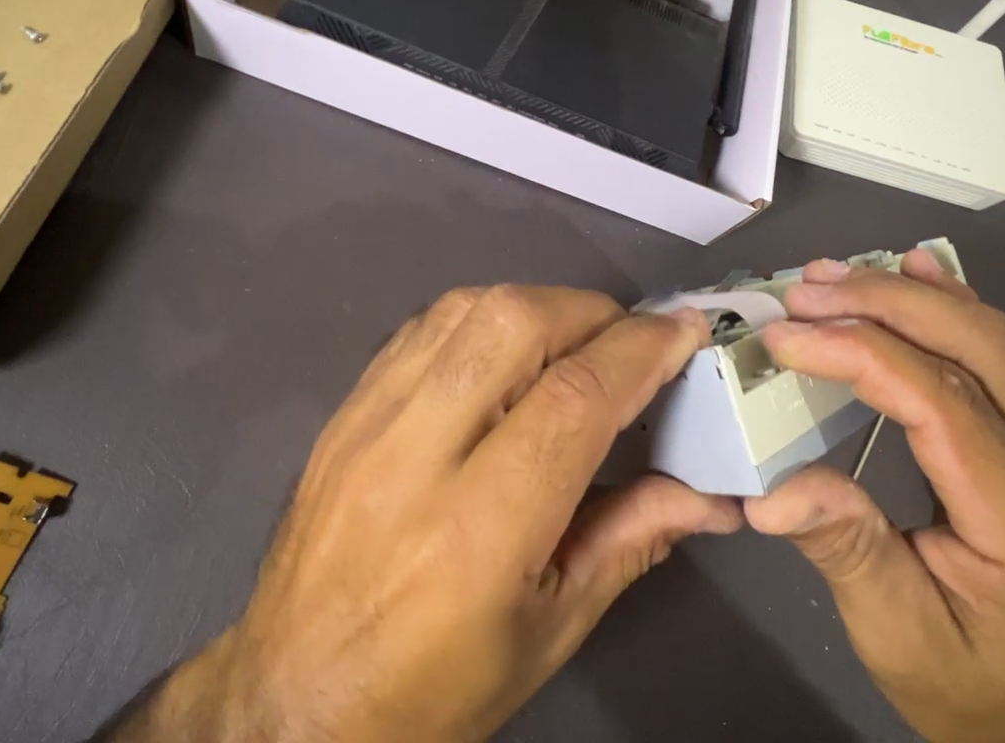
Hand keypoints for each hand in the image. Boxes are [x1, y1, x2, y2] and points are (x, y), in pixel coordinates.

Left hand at [109, 286, 741, 742]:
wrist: (293, 698)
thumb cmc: (434, 685)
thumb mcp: (551, 629)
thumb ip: (631, 539)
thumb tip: (711, 490)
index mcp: (478, 532)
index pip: (573, 400)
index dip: (642, 351)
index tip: (687, 330)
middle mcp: (414, 458)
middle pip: (514, 326)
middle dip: (592, 312)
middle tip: (632, 339)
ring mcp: (368, 424)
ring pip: (464, 311)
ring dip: (538, 306)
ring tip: (576, 339)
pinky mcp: (344, 411)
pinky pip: (423, 328)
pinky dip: (482, 318)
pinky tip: (508, 348)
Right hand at [748, 251, 1004, 742]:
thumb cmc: (976, 689)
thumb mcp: (900, 637)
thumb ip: (845, 552)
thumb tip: (769, 492)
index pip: (940, 401)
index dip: (858, 354)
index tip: (782, 336)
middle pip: (976, 347)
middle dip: (883, 303)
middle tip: (801, 292)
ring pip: (991, 338)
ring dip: (909, 294)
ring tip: (832, 277)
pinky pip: (997, 356)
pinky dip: (949, 304)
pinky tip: (916, 272)